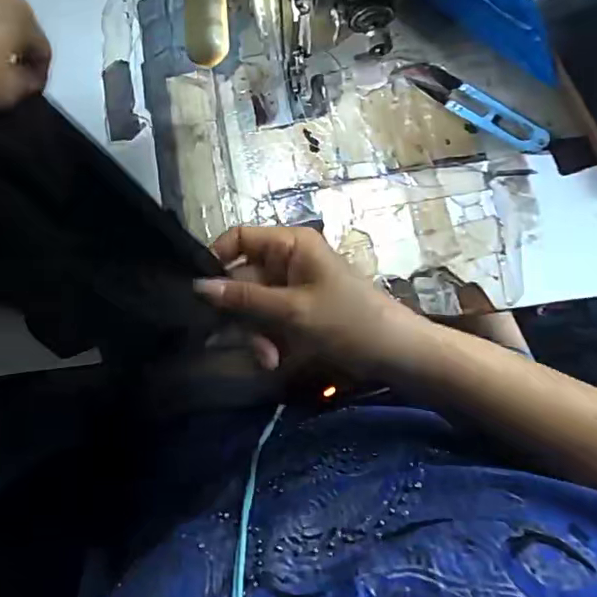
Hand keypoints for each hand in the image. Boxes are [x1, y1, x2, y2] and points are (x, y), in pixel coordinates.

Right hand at [194, 226, 432, 373]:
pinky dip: (269, 339)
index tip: (201, 292)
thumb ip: (243, 298)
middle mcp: (288, 259)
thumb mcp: (292, 311)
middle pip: (242, 277)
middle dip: (241, 313)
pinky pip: (269, 320)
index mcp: (291, 244)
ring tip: (269, 358)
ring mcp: (293, 286)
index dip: (216, 260)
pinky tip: (276, 359)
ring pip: (253, 304)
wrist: (397, 354)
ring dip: (255, 333)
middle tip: (235, 341)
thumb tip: (198, 287)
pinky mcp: (298, 311)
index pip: (239, 238)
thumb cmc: (348, 321)